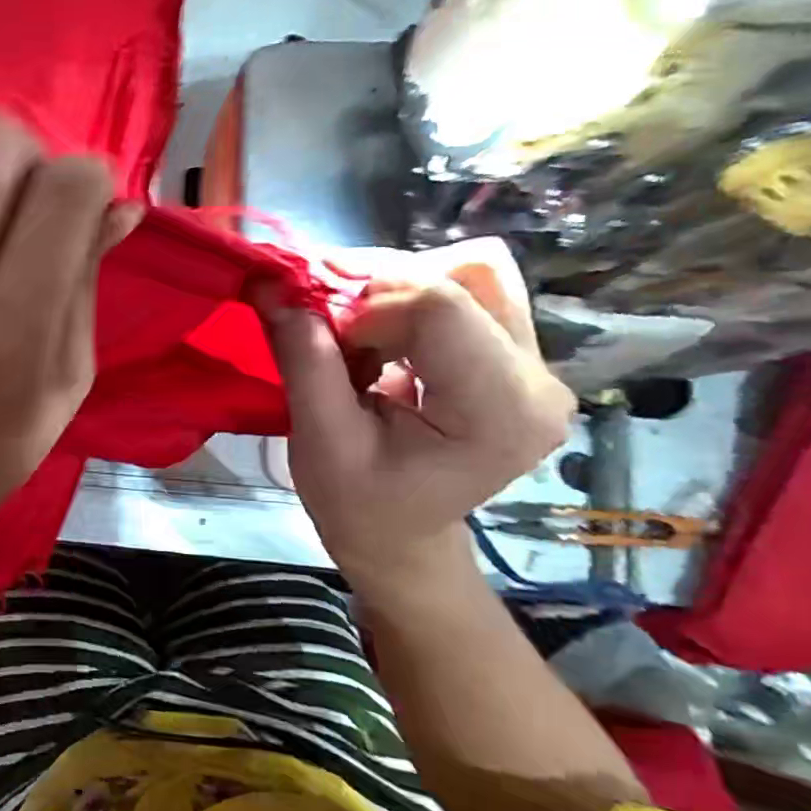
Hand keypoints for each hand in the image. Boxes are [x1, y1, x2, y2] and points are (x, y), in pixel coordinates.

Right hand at [260, 238, 574, 584]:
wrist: (400, 537)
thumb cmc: (359, 505)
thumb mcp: (321, 442)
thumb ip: (305, 361)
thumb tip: (273, 285)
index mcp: (499, 413)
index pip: (441, 306)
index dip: (367, 303)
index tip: (319, 332)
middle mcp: (537, 379)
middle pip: (466, 276)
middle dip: (381, 287)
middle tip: (328, 322)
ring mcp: (536, 365)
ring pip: (472, 273)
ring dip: (397, 290)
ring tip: (356, 334)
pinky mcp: (519, 356)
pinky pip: (468, 293)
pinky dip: (410, 301)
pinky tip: (380, 340)